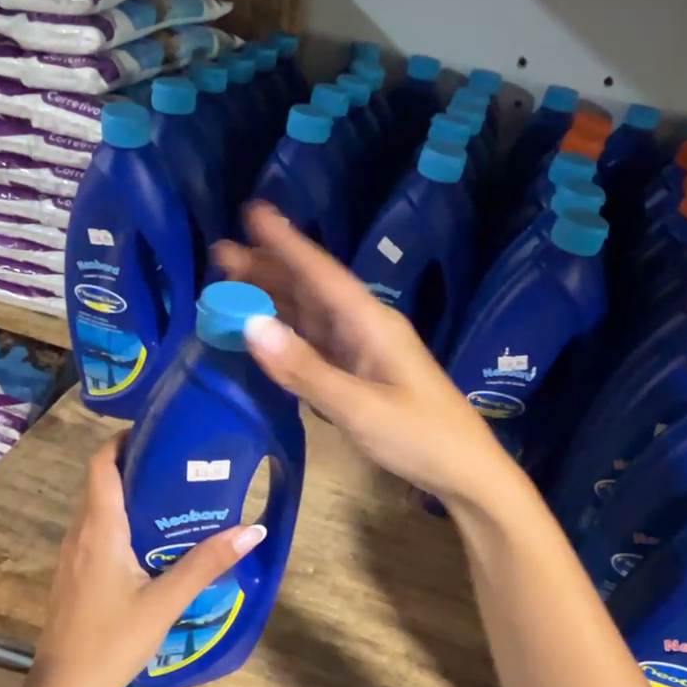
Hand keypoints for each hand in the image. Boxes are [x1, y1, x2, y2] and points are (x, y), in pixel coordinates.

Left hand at [17, 432, 265, 686]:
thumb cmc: (113, 641)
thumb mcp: (165, 602)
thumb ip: (206, 564)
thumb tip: (252, 529)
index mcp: (99, 529)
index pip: (102, 464)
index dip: (124, 440)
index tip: (160, 432)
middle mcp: (80, 533)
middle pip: (101, 482)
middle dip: (135, 465)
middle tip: (180, 463)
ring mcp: (71, 555)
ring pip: (97, 508)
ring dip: (128, 494)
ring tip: (173, 495)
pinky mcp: (73, 575)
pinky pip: (95, 531)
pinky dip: (120, 520)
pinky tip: (150, 539)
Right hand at [213, 202, 525, 506]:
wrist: (465, 472)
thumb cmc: (420, 437)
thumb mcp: (360, 408)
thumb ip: (304, 370)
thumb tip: (250, 326)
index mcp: (371, 324)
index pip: (322, 274)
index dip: (286, 244)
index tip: (252, 213)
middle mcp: (366, 328)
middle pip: (312, 290)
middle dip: (269, 270)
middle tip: (222, 253)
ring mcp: (364, 352)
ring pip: (312, 316)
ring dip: (274, 299)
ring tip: (233, 283)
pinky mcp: (361, 375)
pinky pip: (317, 344)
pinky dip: (288, 334)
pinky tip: (266, 331)